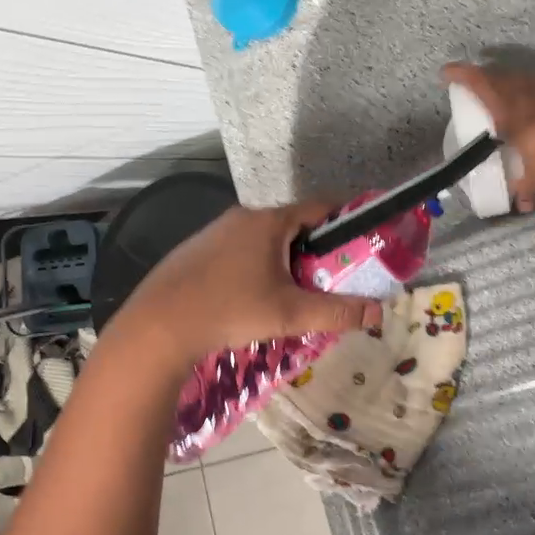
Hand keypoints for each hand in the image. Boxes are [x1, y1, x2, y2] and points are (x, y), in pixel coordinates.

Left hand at [111, 201, 380, 358]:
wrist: (155, 328)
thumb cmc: (229, 310)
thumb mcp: (290, 315)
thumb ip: (337, 312)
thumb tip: (378, 312)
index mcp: (270, 221)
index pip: (321, 207)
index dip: (346, 220)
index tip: (363, 239)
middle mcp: (244, 217)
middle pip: (293, 225)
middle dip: (315, 247)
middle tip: (329, 277)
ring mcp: (215, 231)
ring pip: (264, 238)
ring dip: (283, 258)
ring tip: (292, 292)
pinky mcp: (196, 251)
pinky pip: (239, 250)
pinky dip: (255, 265)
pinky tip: (250, 297)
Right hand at [442, 53, 534, 210]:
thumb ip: (526, 188)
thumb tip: (523, 205)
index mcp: (508, 109)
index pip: (478, 83)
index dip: (460, 74)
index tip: (446, 72)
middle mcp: (525, 91)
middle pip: (499, 77)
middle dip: (484, 79)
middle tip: (476, 86)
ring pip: (524, 76)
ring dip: (513, 79)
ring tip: (507, 84)